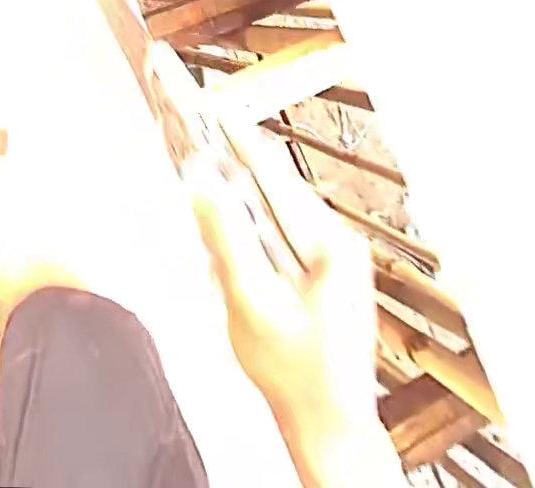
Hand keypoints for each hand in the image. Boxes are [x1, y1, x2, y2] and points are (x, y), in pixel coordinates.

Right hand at [186, 155, 385, 469]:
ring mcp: (329, 256)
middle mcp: (336, 242)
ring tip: (207, 165)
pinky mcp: (317, 268)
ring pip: (272, 206)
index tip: (212, 108)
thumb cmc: (295, 374)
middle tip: (199, 130)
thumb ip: (223, 239)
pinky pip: (275, 227)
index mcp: (330, 244)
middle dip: (232, 159)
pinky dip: (247, 217)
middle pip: (272, 184)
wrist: (328, 426)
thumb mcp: (249, 302)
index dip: (236, 138)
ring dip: (238, 189)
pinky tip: (226, 217)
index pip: (272, 174)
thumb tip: (200, 187)